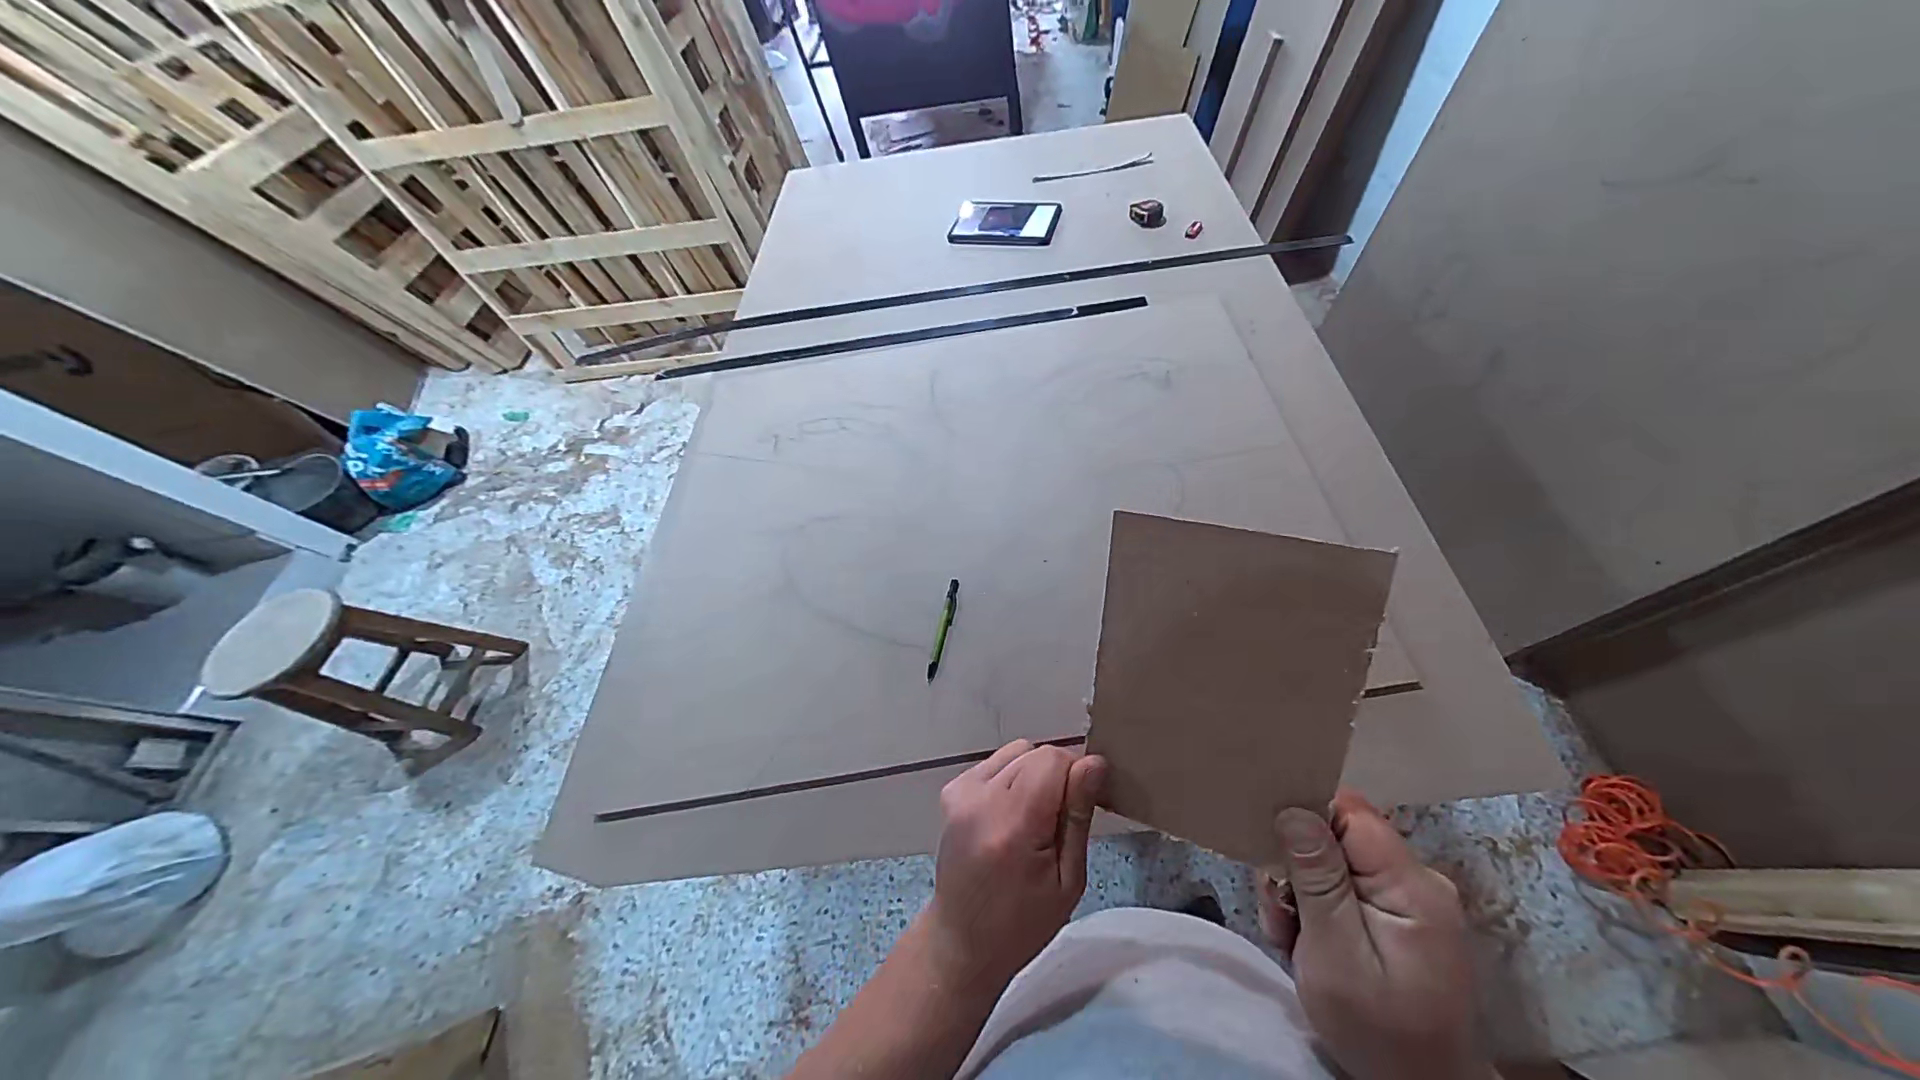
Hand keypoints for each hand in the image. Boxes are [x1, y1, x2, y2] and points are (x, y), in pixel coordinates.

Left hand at [923, 739, 1107, 988]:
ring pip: (1018, 751)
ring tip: (1035, 816)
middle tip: (1061, 820)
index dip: (1077, 774)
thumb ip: (1078, 815)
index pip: (1053, 759)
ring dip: (1036, 773)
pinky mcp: (951, 791)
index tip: (1086, 804)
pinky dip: (1013, 776)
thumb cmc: (1023, 922)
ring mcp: (961, 791)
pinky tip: (1013, 812)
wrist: (961, 939)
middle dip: (1060, 776)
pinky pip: (996, 762)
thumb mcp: (1068, 880)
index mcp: (1013, 825)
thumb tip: (1094, 763)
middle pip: (1037, 753)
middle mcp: (981, 799)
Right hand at [1275, 790, 1487, 1079]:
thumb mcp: (1334, 956)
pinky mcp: (1395, 916)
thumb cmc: (1377, 1029)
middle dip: (1295, 870)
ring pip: (1332, 864)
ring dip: (1299, 895)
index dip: (1307, 820)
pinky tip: (1306, 943)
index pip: (1351, 815)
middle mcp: (1416, 882)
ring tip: (1291, 939)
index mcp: (1413, 887)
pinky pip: (1343, 888)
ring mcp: (1408, 900)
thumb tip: (1295, 810)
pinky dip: (1315, 910)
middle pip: (1336, 839)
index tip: (1274, 850)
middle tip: (1280, 918)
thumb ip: (1317, 880)